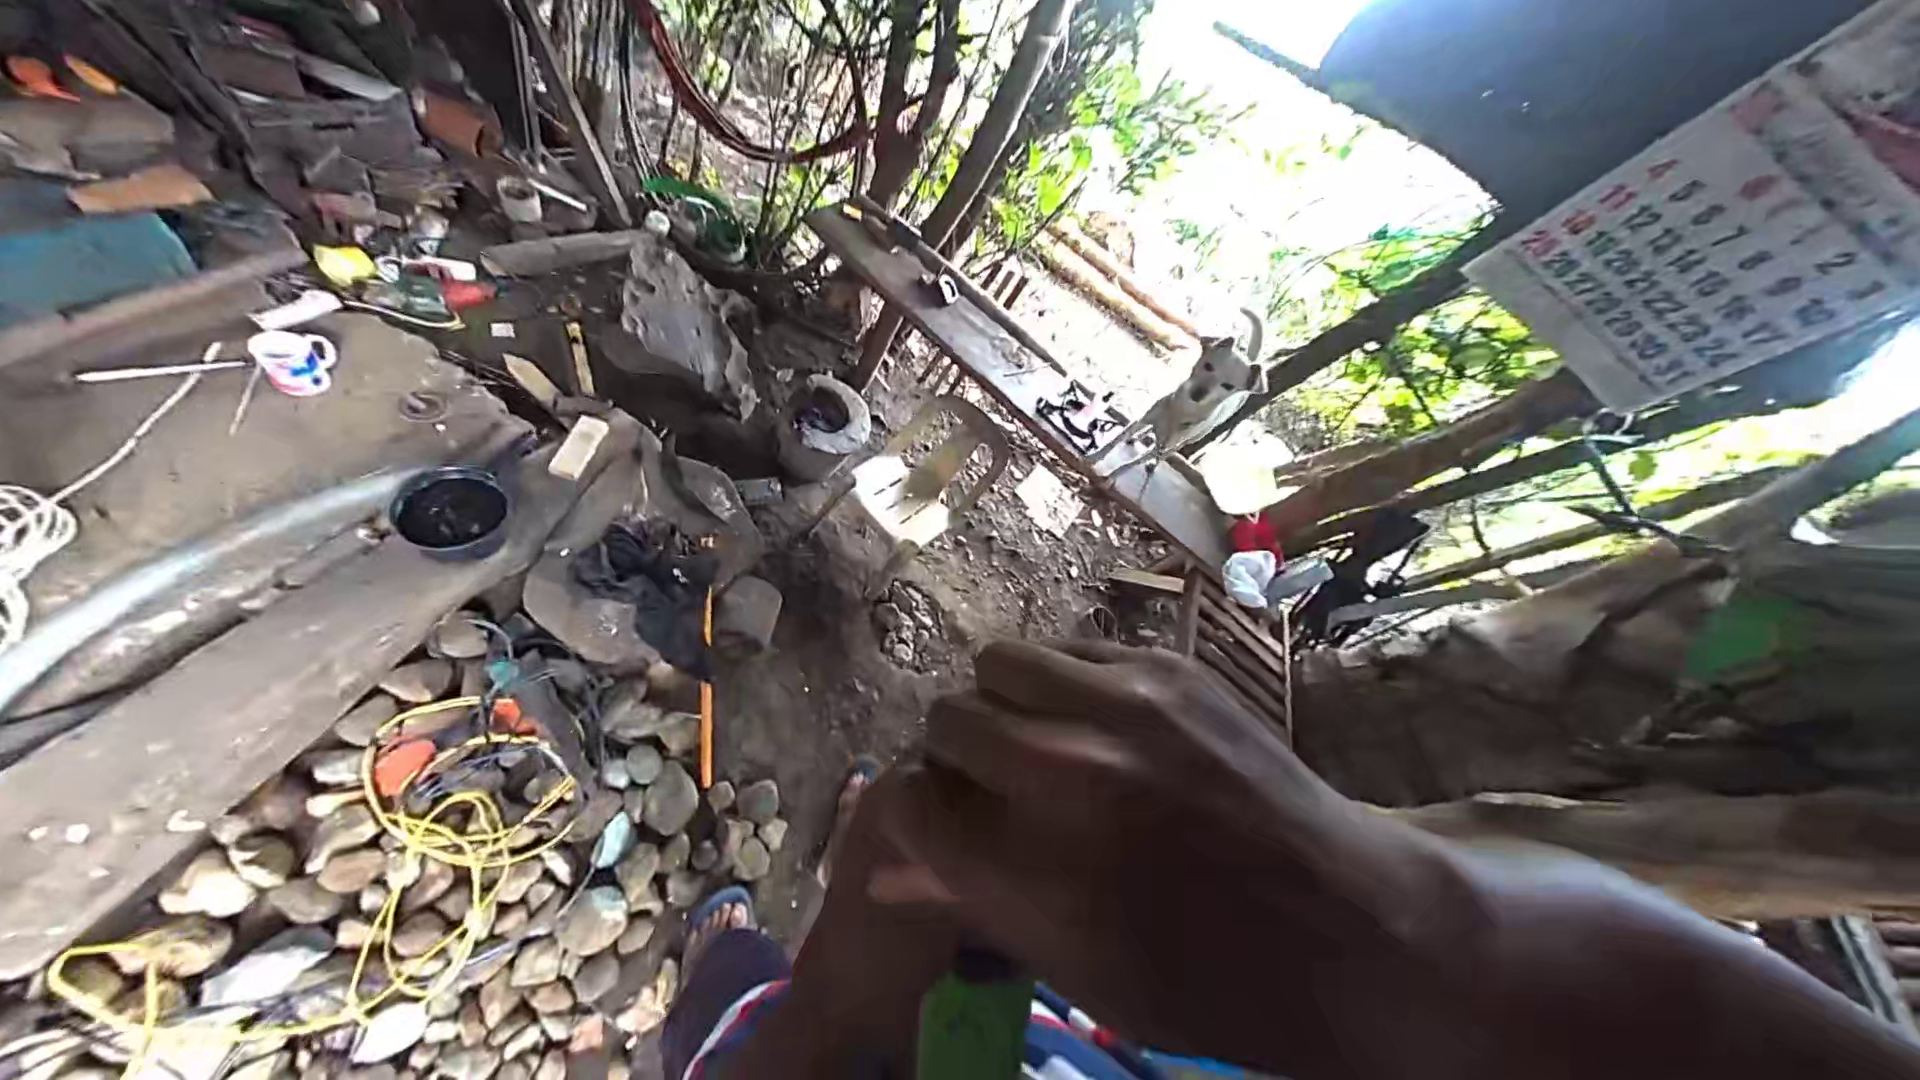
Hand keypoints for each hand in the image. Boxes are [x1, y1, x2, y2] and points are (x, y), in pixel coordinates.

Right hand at [875, 641, 1487, 1078]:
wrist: (1350, 925)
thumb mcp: (1074, 965)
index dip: (915, 810)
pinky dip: (1060, 683)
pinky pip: (1067, 649)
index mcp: (1036, 870)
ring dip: (1000, 701)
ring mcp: (1123, 703)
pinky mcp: (1166, 666)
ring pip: (996, 662)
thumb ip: (968, 897)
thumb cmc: (1202, 975)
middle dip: (953, 752)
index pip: (910, 800)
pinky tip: (1095, 719)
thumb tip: (882, 865)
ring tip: (1036, 734)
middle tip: (990, 777)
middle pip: (946, 717)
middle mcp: (1068, 771)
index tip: (939, 817)